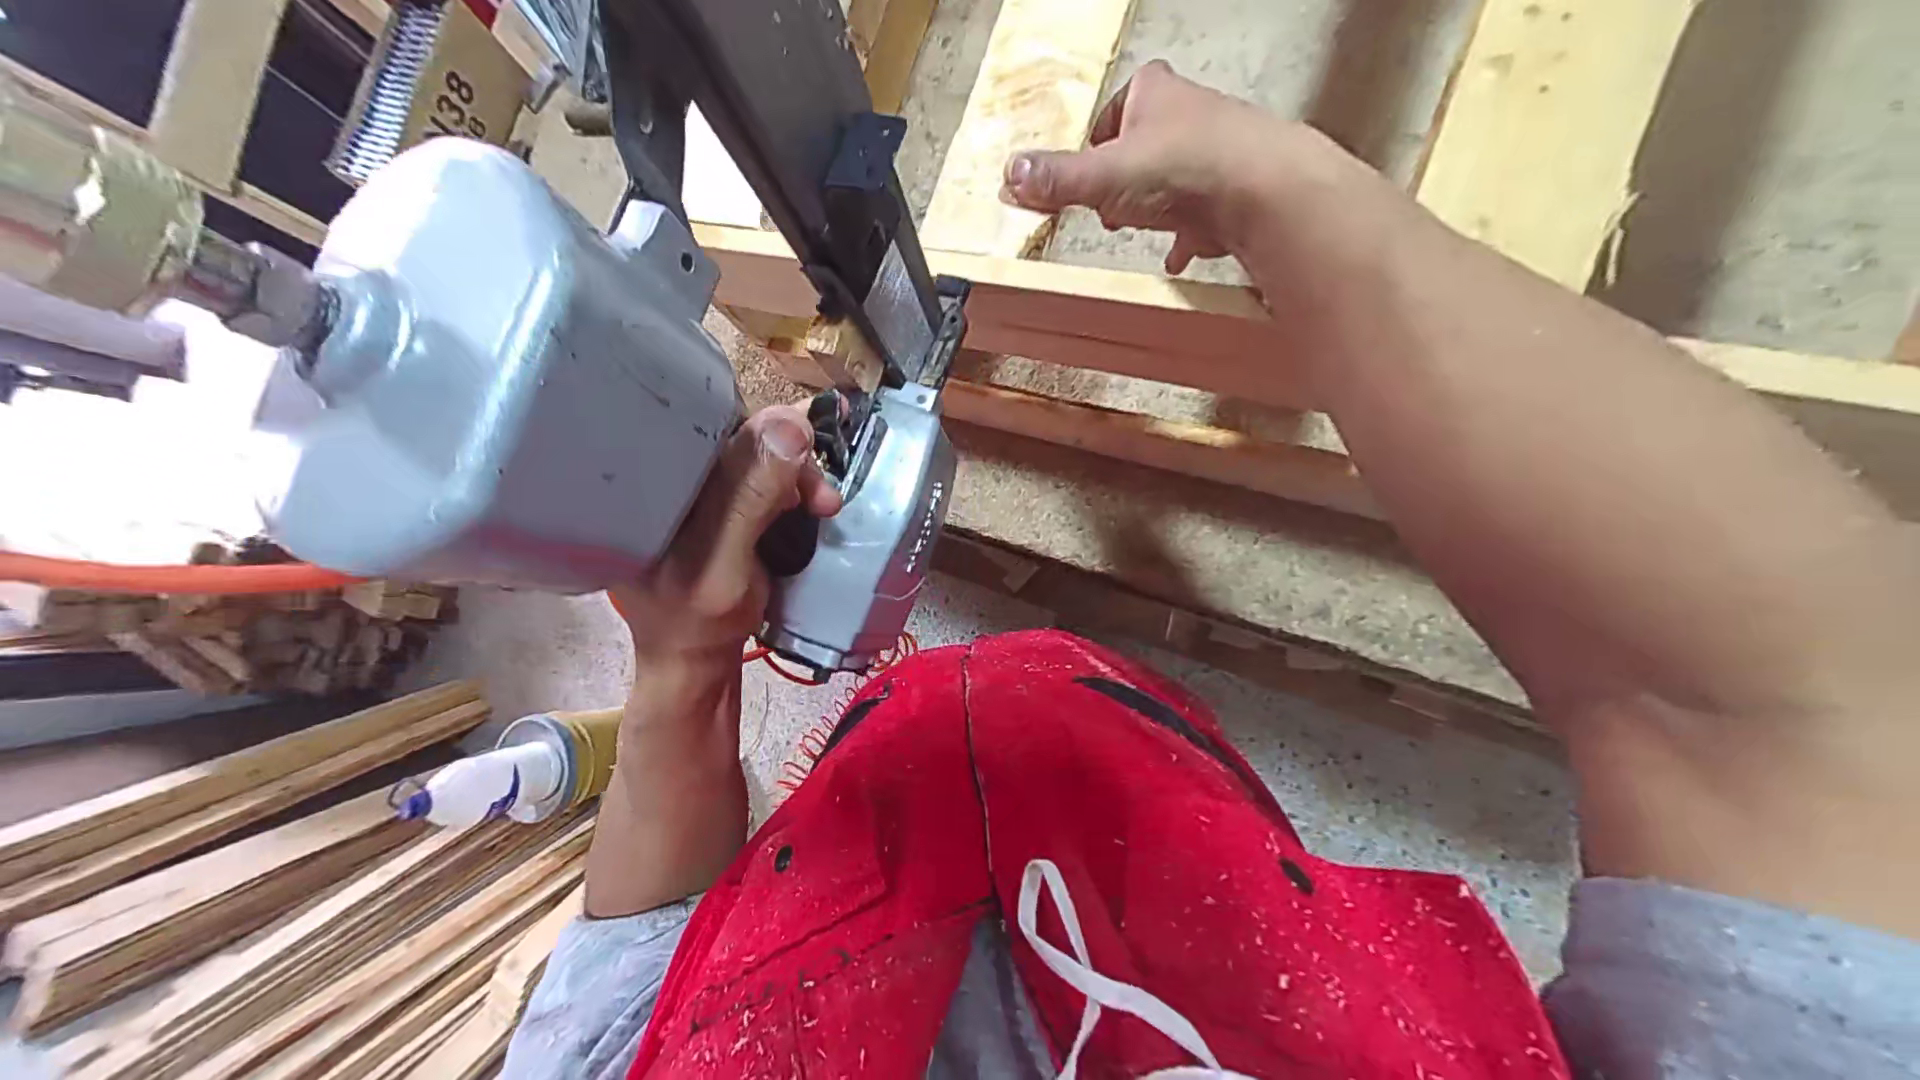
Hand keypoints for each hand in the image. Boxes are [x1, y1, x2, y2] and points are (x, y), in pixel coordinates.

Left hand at [611, 404, 840, 668]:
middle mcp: (663, 469)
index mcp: (640, 475)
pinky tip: (809, 503)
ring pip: (758, 449)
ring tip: (823, 505)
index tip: (805, 450)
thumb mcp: (724, 563)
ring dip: (800, 472)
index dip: (757, 423)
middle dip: (789, 454)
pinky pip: (766, 472)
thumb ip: (751, 498)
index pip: (700, 415)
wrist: (697, 655)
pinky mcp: (721, 498)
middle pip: (736, 429)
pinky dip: (796, 483)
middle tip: (821, 496)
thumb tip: (792, 424)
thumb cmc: (698, 620)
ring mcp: (695, 484)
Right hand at [998, 60, 1309, 273]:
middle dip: (1121, 179)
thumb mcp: (1104, 175)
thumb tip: (1009, 175)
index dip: (1095, 142)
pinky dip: (1186, 233)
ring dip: (1151, 204)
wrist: (1259, 191)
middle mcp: (1186, 113)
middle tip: (1107, 207)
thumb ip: (1058, 179)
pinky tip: (1177, 255)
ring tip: (1138, 225)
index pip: (1114, 109)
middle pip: (1142, 145)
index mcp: (1152, 95)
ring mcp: (1213, 151)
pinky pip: (1200, 212)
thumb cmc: (1180, 168)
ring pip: (1171, 178)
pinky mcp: (1232, 189)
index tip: (1085, 174)